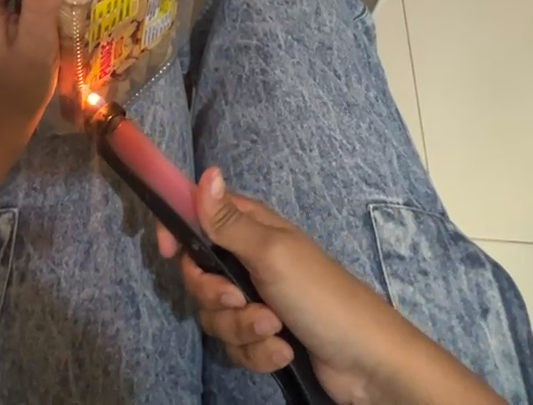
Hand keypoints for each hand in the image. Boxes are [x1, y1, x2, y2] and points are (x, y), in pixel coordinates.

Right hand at [158, 169, 420, 404]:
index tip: (166, 250)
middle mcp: (247, 258)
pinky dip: (257, 351)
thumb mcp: (270, 253)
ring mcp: (255, 298)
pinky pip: (235, 345)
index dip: (177, 230)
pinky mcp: (263, 334)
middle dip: (215, 295)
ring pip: (215, 314)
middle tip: (241, 300)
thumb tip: (206, 170)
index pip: (197, 214)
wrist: (366, 362)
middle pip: (199, 273)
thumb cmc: (319, 294)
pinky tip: (283, 351)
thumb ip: (228, 220)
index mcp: (249, 226)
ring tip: (275, 329)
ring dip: (243, 329)